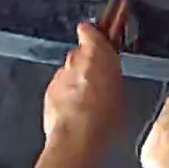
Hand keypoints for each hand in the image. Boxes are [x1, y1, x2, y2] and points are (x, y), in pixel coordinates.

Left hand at [43, 21, 125, 159]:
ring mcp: (60, 75)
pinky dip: (66, 93)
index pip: (89, 29)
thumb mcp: (120, 88)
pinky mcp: (48, 91)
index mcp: (96, 52)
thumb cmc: (104, 115)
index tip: (100, 32)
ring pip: (69, 71)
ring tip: (86, 99)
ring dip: (76, 79)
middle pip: (80, 52)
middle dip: (87, 61)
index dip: (93, 32)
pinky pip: (60, 86)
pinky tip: (75, 110)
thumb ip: (111, 70)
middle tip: (98, 77)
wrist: (77, 139)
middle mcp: (75, 59)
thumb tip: (109, 71)